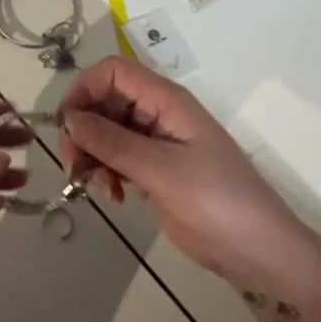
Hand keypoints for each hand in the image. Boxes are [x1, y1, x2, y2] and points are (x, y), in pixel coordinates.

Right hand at [58, 57, 302, 279]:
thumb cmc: (215, 201)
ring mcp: (155, 142)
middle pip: (103, 101)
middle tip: (72, 168)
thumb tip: (69, 119)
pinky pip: (115, 157)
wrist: (255, 249)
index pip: (113, 72)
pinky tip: (112, 197)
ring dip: (91, 156)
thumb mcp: (161, 170)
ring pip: (104, 132)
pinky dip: (104, 172)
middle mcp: (158, 113)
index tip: (65, 127)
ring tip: (96, 189)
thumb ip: (113, 142)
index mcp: (166, 100)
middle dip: (82, 130)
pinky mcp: (153, 169)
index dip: (83, 89)